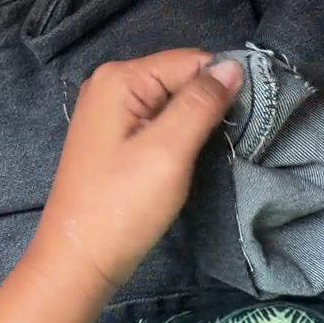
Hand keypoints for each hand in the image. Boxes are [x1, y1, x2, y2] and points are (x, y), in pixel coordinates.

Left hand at [30, 50, 242, 291]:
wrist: (77, 261)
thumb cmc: (122, 205)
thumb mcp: (168, 152)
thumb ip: (201, 103)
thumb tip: (234, 65)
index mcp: (120, 78)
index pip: (190, 61)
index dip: (221, 85)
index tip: (246, 119)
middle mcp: (111, 83)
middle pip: (179, 77)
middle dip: (206, 103)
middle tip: (227, 140)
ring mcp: (109, 109)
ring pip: (171, 100)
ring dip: (193, 122)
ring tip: (205, 154)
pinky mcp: (113, 134)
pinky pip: (156, 119)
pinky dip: (176, 135)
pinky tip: (182, 159)